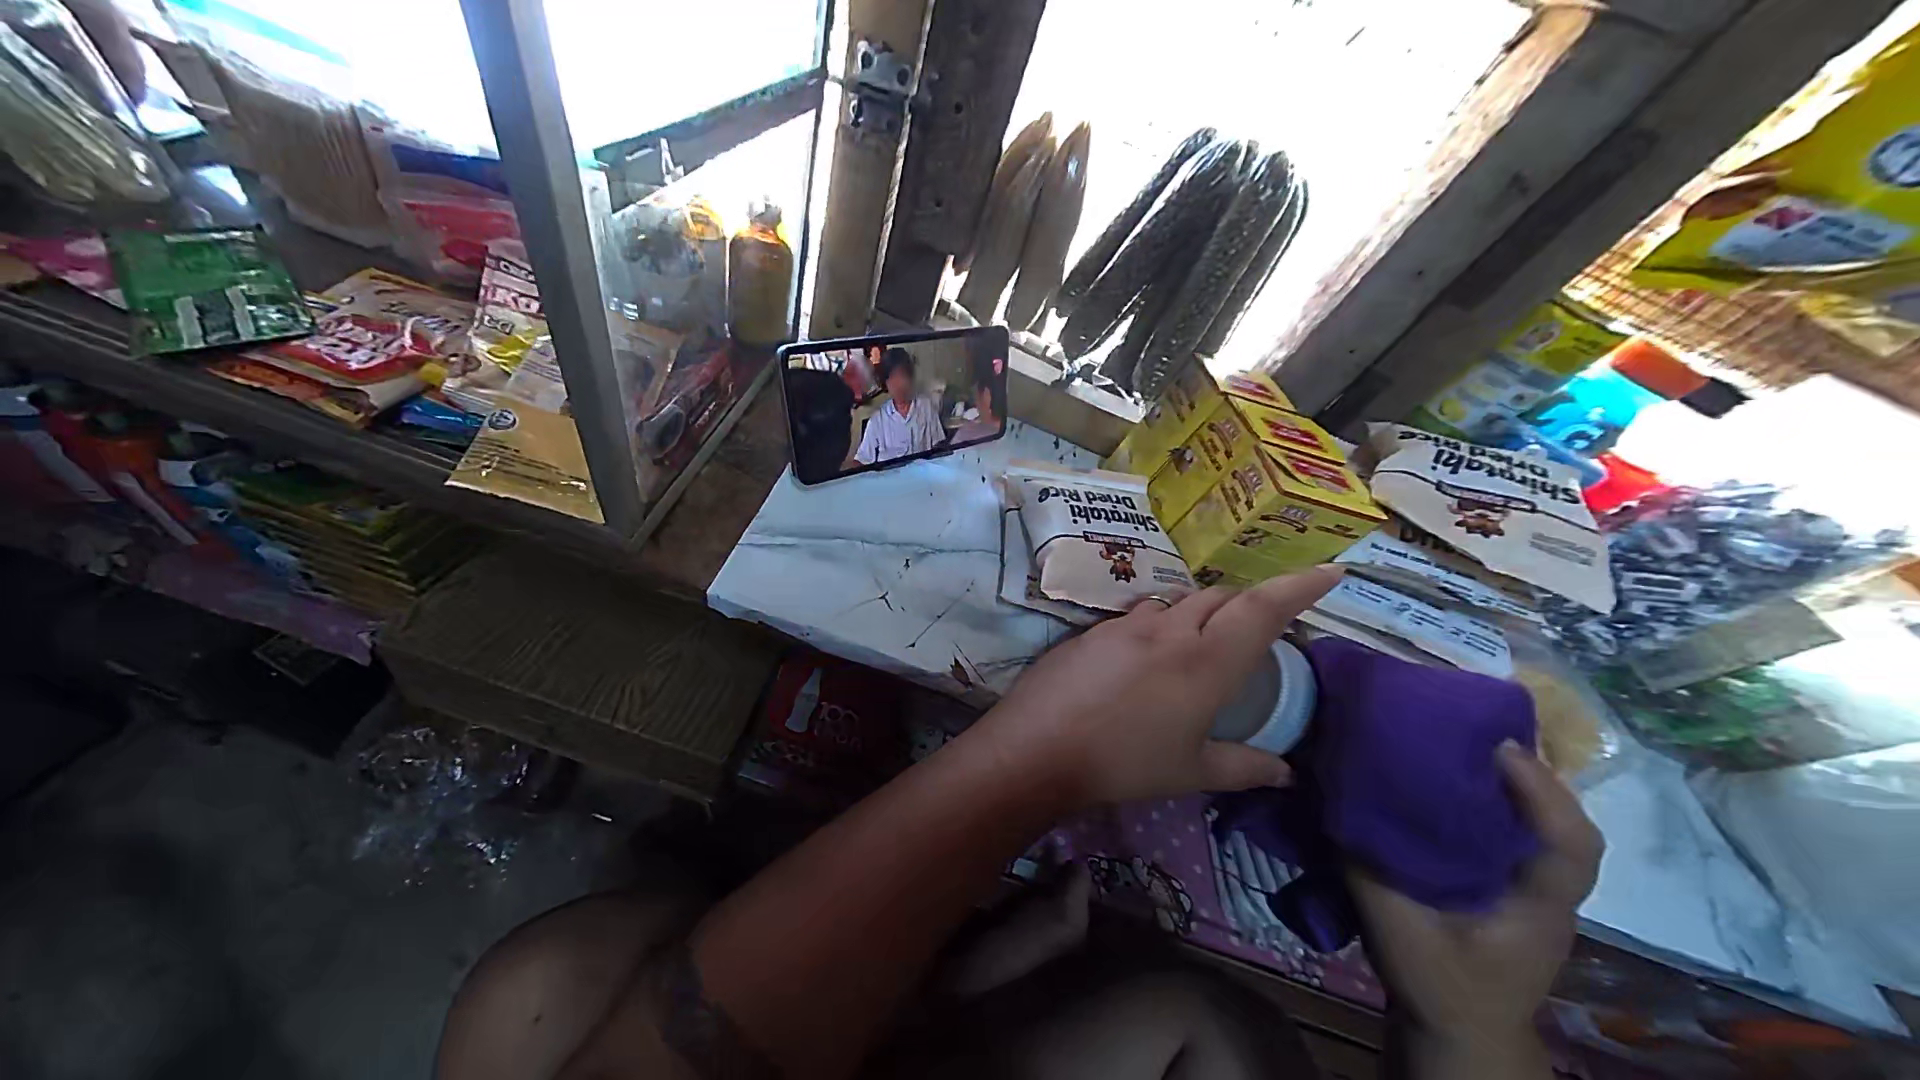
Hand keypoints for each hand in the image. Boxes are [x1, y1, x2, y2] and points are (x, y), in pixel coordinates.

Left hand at [968, 566, 1343, 806]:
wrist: (1038, 746)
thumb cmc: (1124, 762)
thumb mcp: (1191, 772)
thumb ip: (1244, 767)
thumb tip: (1285, 773)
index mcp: (1206, 661)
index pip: (1262, 608)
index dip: (1299, 586)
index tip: (1330, 570)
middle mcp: (1169, 629)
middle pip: (1219, 597)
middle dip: (1246, 604)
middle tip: (1257, 630)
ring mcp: (1126, 625)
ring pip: (1176, 602)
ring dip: (1198, 612)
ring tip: (1200, 643)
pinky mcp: (1093, 631)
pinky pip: (1138, 616)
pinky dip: (1158, 625)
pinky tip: (1145, 658)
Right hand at [1348, 741, 1603, 1070]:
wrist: (1461, 1031)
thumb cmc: (1438, 986)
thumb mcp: (1396, 933)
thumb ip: (1369, 870)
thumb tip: (1340, 802)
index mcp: (1537, 906)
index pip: (1570, 845)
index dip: (1542, 792)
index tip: (1496, 746)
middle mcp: (1547, 889)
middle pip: (1562, 819)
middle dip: (1525, 768)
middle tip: (1469, 726)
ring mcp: (1531, 883)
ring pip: (1541, 819)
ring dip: (1509, 776)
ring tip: (1461, 739)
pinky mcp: (1508, 878)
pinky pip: (1511, 826)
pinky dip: (1490, 793)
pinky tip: (1451, 775)